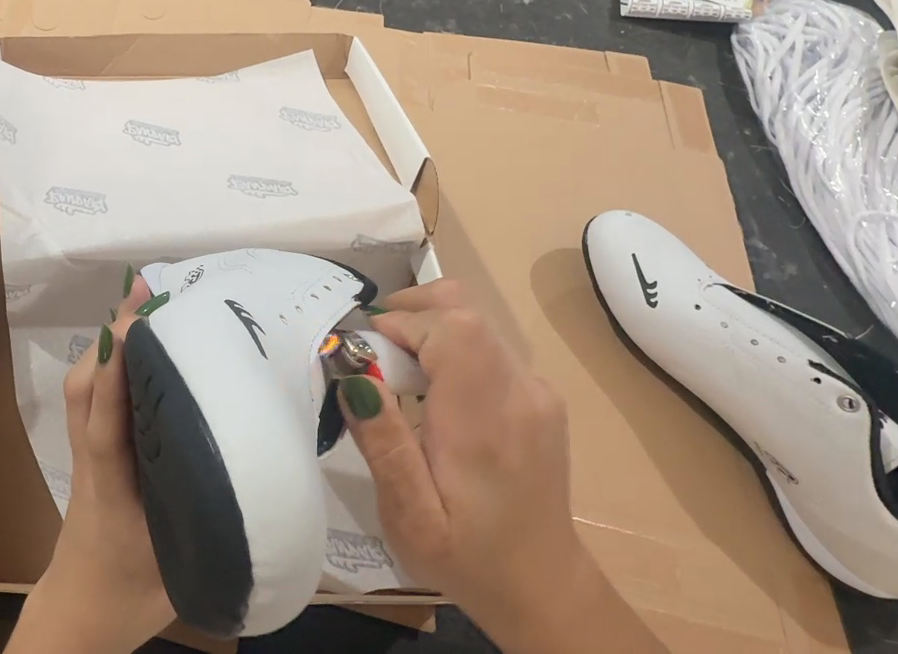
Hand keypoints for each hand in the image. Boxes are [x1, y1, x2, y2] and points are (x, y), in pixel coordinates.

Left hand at [7, 275, 173, 653]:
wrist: (80, 614)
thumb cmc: (129, 592)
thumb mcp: (177, 563)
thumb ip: (207, 518)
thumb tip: (256, 474)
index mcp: (110, 485)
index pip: (105, 422)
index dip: (114, 372)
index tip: (132, 325)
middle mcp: (92, 456)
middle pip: (87, 389)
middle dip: (113, 338)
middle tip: (150, 295)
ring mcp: (86, 451)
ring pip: (86, 388)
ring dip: (110, 345)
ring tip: (146, 308)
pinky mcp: (91, 451)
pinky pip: (94, 398)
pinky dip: (112, 365)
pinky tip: (141, 351)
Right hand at [338, 280, 664, 653]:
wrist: (544, 588)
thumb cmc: (468, 557)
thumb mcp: (410, 517)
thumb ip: (383, 444)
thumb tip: (353, 377)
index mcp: (486, 420)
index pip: (452, 327)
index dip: (401, 322)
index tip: (366, 354)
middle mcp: (520, 391)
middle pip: (463, 308)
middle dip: (408, 311)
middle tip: (374, 353)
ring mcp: (535, 389)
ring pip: (473, 319)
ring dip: (425, 328)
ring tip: (396, 375)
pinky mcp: (536, 394)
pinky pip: (485, 343)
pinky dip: (447, 346)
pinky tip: (429, 391)